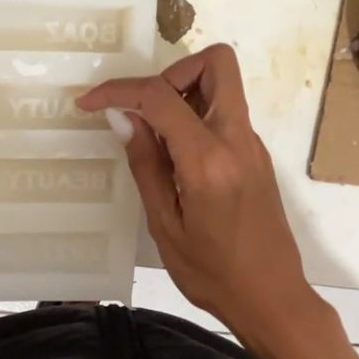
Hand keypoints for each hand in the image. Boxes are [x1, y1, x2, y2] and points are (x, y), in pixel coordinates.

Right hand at [78, 44, 323, 346]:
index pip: (162, 98)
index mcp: (209, 160)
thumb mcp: (165, 226)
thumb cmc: (211, 273)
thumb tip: (125, 119)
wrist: (269, 296)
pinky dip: (194, 117)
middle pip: (216, 62)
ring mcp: (252, 146)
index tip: (89, 102)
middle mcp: (237, 140)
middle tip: (142, 109)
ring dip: (183, 92)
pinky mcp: (255, 157)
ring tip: (152, 136)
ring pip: (223, 85)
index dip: (119, 91)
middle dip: (170, 72)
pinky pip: (224, 114)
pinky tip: (172, 158)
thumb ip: (146, 166)